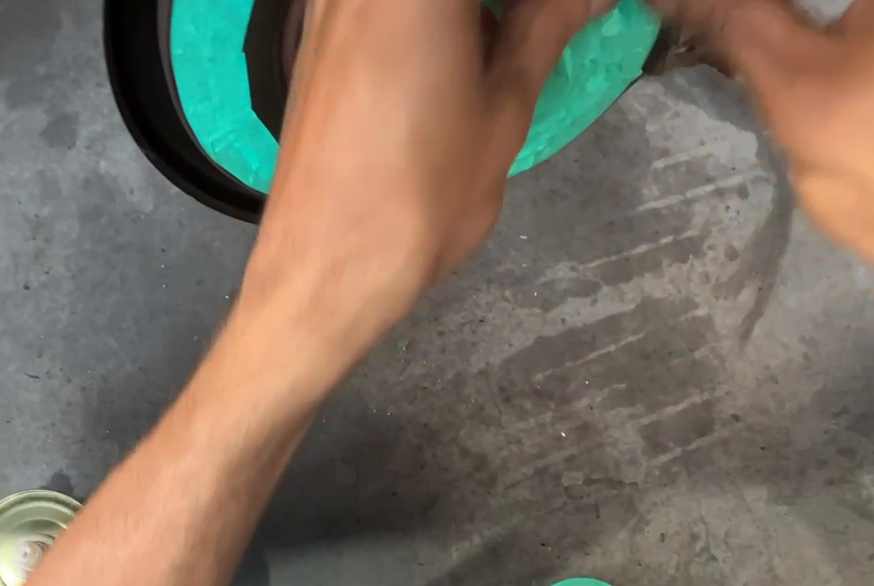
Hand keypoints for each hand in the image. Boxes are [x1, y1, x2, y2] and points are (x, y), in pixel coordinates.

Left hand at [239, 0, 610, 363]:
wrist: (324, 271)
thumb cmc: (421, 200)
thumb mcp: (503, 115)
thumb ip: (545, 30)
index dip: (537, 9)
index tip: (565, 21)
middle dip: (495, 14)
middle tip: (533, 38)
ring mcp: (323, 5)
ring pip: (411, 4)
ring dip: (465, 21)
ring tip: (491, 60)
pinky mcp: (308, 43)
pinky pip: (374, 13)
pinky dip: (418, 28)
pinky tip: (440, 74)